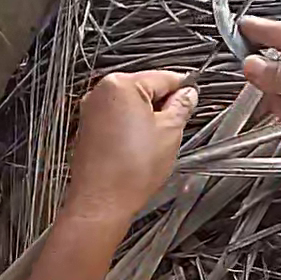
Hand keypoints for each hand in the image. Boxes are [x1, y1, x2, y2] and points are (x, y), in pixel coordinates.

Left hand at [62, 70, 197, 228]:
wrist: (101, 202)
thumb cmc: (129, 171)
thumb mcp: (170, 132)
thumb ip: (181, 106)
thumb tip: (187, 95)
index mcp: (121, 85)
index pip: (162, 77)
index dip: (182, 89)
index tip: (192, 98)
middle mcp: (100, 93)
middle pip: (144, 89)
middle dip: (162, 106)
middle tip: (174, 129)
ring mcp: (91, 111)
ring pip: (130, 106)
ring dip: (146, 119)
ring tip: (154, 145)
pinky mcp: (88, 130)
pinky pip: (116, 120)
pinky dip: (130, 130)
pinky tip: (138, 151)